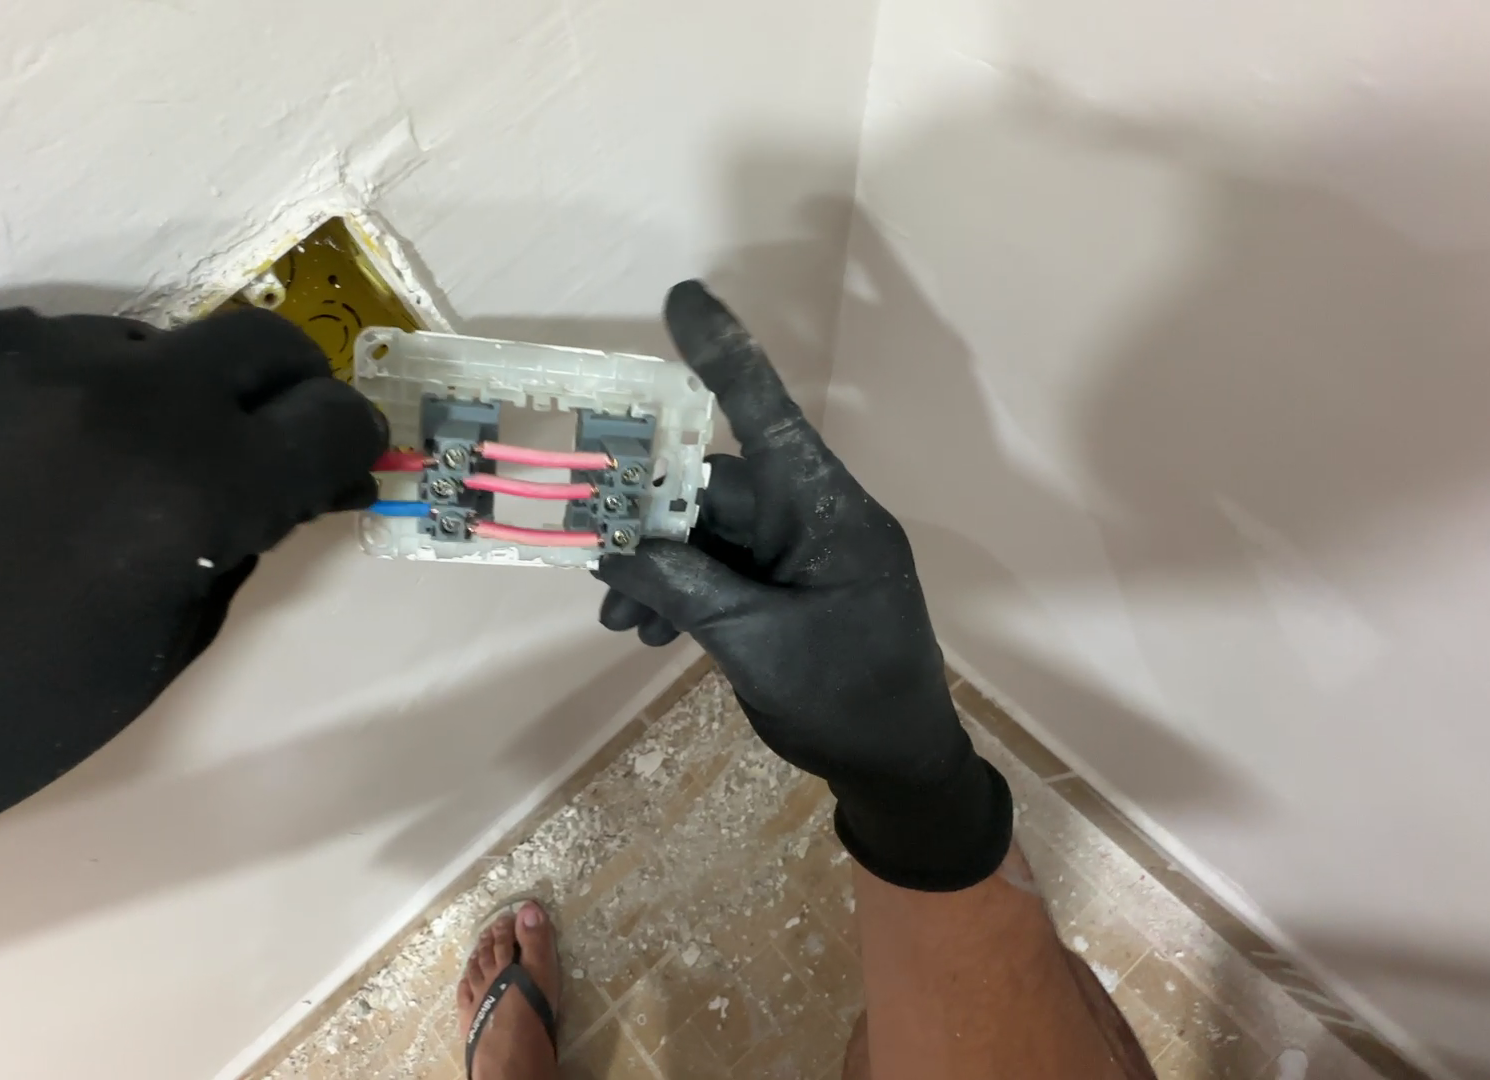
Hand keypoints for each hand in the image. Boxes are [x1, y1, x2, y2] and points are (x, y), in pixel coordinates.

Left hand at [0, 294, 384, 1055]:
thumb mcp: (165, 649)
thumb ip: (249, 543)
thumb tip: (299, 477)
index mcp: (190, 490)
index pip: (334, 417)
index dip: (351, 437)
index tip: (337, 454)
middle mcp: (101, 393)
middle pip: (257, 338)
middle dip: (282, 386)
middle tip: (255, 430)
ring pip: (118, 342)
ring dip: (131, 398)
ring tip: (63, 470)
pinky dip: (10, 392)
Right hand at [595, 281, 1011, 891]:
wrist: (894, 768)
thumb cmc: (844, 700)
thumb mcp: (754, 642)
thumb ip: (682, 586)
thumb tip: (614, 548)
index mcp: (826, 512)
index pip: (769, 415)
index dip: (724, 355)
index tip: (681, 299)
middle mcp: (809, 518)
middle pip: (714, 490)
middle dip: (649, 525)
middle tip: (595, 559)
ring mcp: (796, 554)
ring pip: (707, 536)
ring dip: (657, 570)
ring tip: (619, 622)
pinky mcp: (782, 587)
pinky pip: (718, 571)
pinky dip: (679, 594)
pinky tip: (646, 632)